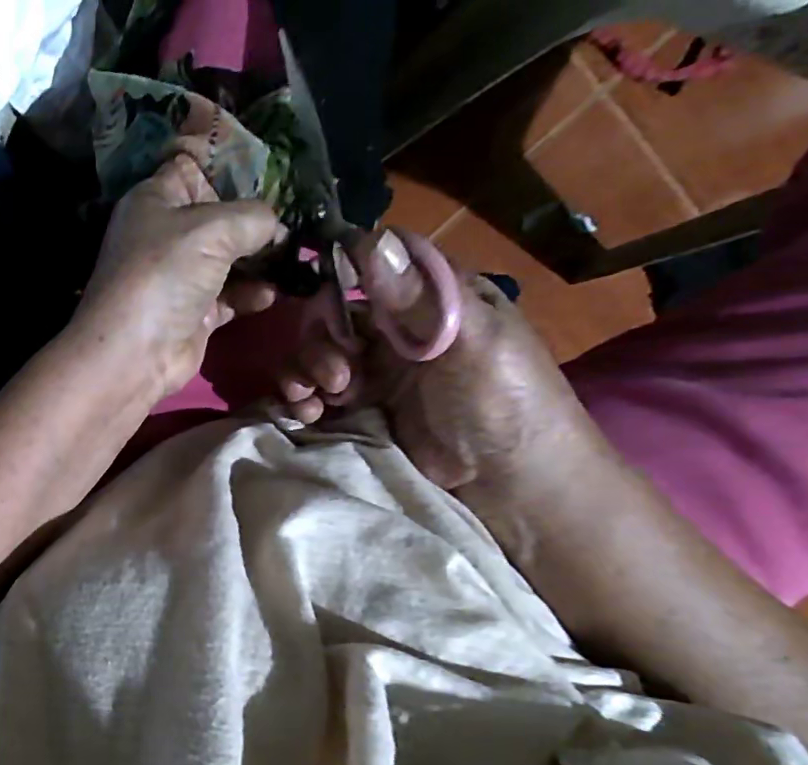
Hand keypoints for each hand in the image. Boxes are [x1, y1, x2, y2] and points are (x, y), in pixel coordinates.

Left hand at [74, 155, 284, 401]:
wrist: (136, 352)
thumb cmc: (166, 274)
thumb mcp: (213, 229)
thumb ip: (253, 218)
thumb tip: (278, 226)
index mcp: (157, 199)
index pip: (198, 169)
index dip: (235, 168)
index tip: (278, 173)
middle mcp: (167, 235)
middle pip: (220, 217)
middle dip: (257, 220)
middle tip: (297, 219)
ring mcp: (180, 277)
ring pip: (229, 259)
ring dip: (260, 260)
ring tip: (294, 257)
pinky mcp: (194, 314)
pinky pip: (231, 296)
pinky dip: (252, 293)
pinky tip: (273, 293)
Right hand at [275, 229, 614, 515]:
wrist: (506, 481)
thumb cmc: (503, 401)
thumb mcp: (471, 341)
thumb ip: (418, 297)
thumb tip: (368, 238)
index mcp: (430, 298)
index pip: (369, 269)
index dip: (339, 282)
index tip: (332, 314)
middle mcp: (398, 328)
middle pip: (333, 314)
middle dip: (320, 341)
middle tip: (336, 379)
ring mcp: (377, 372)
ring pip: (319, 353)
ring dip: (304, 370)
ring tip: (316, 401)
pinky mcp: (362, 411)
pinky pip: (317, 394)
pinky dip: (301, 399)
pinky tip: (306, 414)